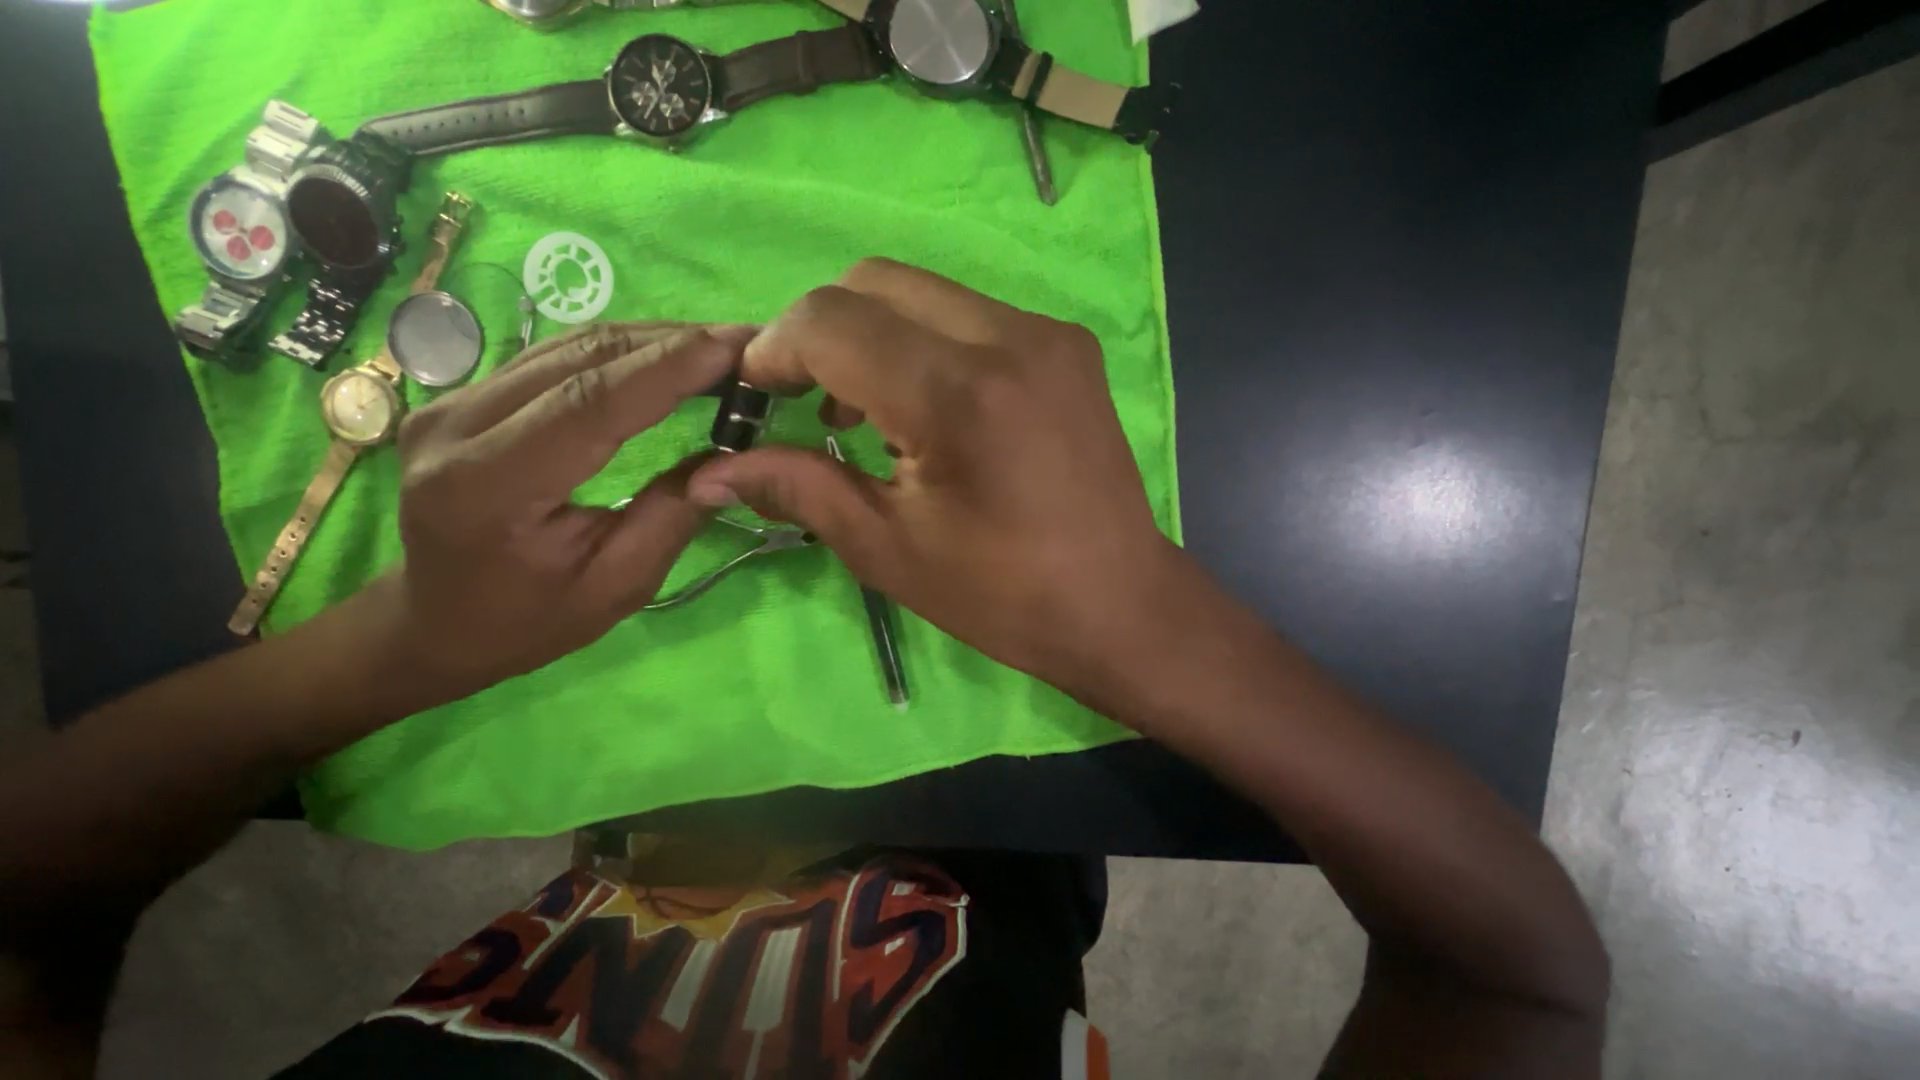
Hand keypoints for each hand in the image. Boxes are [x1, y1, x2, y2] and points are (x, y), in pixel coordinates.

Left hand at [389, 321, 750, 695]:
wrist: (432, 623)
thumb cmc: (527, 621)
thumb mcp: (615, 588)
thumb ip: (670, 518)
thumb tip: (729, 457)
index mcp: (489, 486)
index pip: (593, 403)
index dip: (670, 367)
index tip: (739, 346)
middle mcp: (457, 427)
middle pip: (582, 359)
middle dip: (672, 343)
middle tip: (746, 343)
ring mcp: (451, 402)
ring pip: (568, 345)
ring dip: (650, 339)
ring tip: (717, 346)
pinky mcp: (460, 395)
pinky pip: (552, 356)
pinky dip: (619, 351)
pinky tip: (664, 354)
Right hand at [686, 259, 1179, 694]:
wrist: (1120, 604)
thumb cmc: (1003, 595)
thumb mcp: (887, 549)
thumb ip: (797, 489)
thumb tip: (708, 475)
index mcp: (960, 395)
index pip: (833, 322)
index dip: (776, 350)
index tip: (755, 394)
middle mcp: (1008, 337)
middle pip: (874, 281)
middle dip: (819, 330)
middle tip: (802, 400)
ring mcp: (1046, 332)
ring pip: (922, 289)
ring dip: (870, 331)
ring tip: (858, 411)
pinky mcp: (1065, 343)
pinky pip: (967, 311)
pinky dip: (922, 339)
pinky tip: (919, 403)